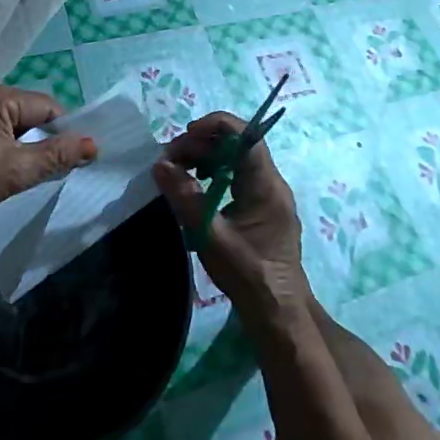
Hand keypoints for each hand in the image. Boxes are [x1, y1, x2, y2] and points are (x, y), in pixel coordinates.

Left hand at [0, 84, 95, 254]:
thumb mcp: (18, 171)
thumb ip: (58, 155)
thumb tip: (95, 145)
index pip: (45, 106)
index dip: (61, 131)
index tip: (66, 157)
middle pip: (30, 111)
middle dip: (41, 137)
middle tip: (41, 166)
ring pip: (15, 120)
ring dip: (24, 142)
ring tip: (21, 168)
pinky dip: (7, 143)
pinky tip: (2, 164)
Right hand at [152, 112, 307, 313]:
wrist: (278, 312)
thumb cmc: (247, 275)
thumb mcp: (211, 237)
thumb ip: (186, 198)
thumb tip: (161, 165)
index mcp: (266, 185)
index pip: (246, 134)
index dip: (215, 126)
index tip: (185, 136)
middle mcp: (273, 183)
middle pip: (239, 145)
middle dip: (203, 144)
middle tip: (171, 160)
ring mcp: (271, 195)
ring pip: (238, 160)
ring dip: (207, 159)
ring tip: (179, 172)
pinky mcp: (264, 208)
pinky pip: (240, 177)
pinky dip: (216, 175)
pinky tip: (197, 189)